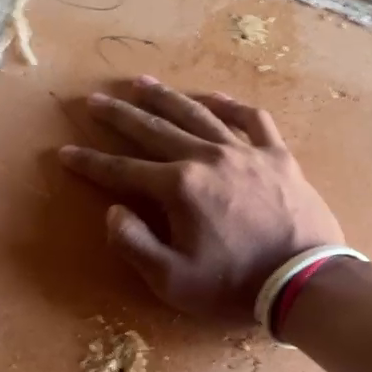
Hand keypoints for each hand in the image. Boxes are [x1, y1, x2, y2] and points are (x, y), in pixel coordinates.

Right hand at [58, 76, 342, 320]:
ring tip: (141, 84)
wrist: (306, 282)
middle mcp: (208, 157)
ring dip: (166, 98)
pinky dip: (229, 106)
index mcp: (179, 187)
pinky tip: (212, 98)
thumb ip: (134, 244)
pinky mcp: (278, 156)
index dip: (90, 163)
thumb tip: (113, 211)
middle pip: (155, 130)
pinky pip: (251, 119)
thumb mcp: (172, 281)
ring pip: (199, 114)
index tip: (65, 152)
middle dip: (120, 116)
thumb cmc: (235, 287)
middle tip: (95, 101)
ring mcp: (246, 152)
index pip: (122, 170)